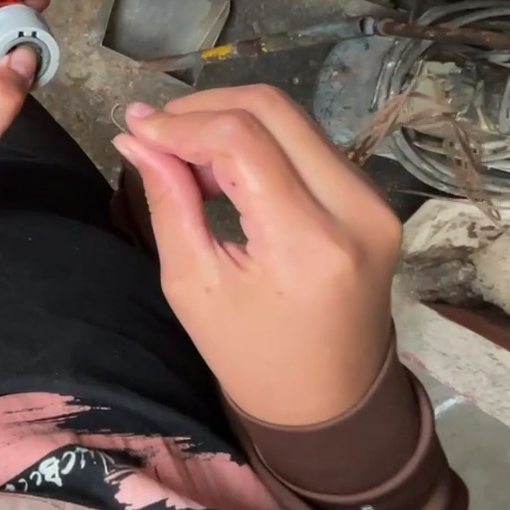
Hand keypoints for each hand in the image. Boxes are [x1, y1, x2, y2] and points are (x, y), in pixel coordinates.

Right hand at [113, 86, 401, 426]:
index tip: (135, 130)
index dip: (179, 124)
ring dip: (226, 121)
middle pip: (271, 109)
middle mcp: (355, 210)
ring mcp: (374, 201)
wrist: (327, 402)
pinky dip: (254, 139)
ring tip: (184, 158)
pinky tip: (222, 169)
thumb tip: (134, 136)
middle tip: (154, 133)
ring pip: (289, 117)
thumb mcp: (191, 282)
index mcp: (307, 242)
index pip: (240, 140)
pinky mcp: (372, 199)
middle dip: (201, 108)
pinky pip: (305, 141)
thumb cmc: (248, 353)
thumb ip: (167, 199)